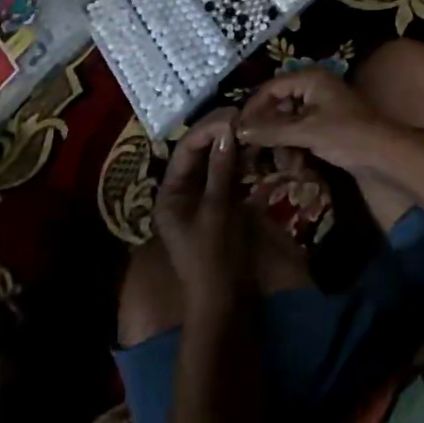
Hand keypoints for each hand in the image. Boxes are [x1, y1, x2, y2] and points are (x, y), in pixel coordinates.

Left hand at [153, 108, 251, 314]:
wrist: (225, 307)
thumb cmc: (214, 260)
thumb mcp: (217, 213)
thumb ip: (220, 171)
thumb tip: (227, 131)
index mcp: (170, 192)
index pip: (186, 149)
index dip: (208, 130)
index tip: (233, 115)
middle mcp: (182, 192)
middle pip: (199, 153)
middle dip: (219, 135)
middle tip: (245, 118)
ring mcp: (201, 200)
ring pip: (214, 164)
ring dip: (231, 148)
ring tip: (251, 131)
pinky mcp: (220, 208)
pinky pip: (226, 178)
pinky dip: (238, 165)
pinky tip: (254, 154)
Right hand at [236, 68, 385, 171]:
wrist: (386, 156)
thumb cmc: (346, 135)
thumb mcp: (306, 132)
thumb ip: (271, 130)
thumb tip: (238, 130)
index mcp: (309, 78)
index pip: (271, 87)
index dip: (253, 108)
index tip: (239, 129)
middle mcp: (313, 87)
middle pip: (279, 104)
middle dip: (270, 130)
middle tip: (255, 149)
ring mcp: (321, 106)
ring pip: (289, 121)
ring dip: (283, 143)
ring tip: (284, 164)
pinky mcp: (327, 124)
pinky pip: (301, 131)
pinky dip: (296, 147)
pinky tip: (296, 166)